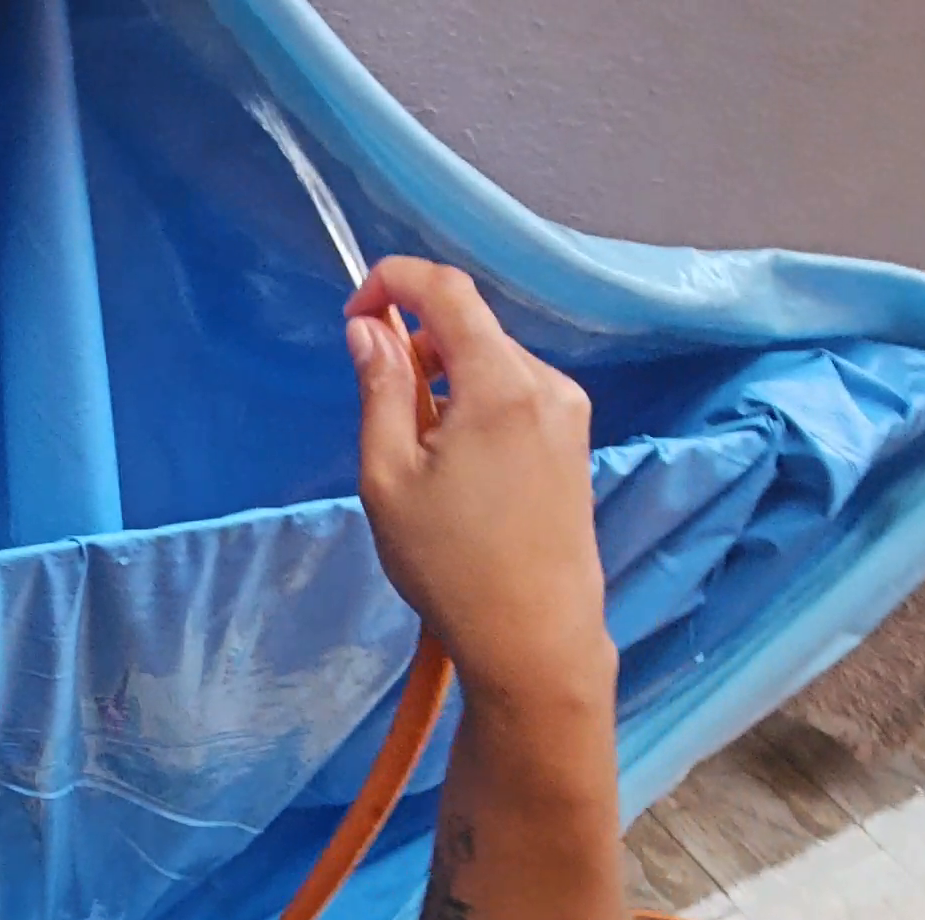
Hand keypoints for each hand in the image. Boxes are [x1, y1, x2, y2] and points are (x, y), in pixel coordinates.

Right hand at [345, 257, 614, 716]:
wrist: (532, 634)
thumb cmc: (445, 558)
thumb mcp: (387, 474)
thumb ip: (380, 389)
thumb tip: (368, 328)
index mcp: (499, 385)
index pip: (448, 291)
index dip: (394, 281)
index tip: (352, 314)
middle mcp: (546, 383)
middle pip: (470, 326)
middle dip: (413, 342)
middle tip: (376, 404)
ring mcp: (568, 411)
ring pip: (489, 361)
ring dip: (439, 377)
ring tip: (413, 449)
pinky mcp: (572, 439)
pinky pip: (511, 392)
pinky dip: (468, 400)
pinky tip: (452, 461)